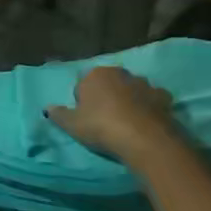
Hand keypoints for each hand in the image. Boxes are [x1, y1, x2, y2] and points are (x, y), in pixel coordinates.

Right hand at [45, 66, 181, 165]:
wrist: (143, 137)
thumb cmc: (100, 126)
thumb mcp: (72, 124)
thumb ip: (59, 114)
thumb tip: (47, 108)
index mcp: (95, 75)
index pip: (82, 85)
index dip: (82, 102)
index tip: (85, 118)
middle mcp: (120, 72)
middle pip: (108, 84)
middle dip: (105, 97)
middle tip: (104, 120)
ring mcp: (144, 83)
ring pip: (130, 90)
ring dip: (127, 100)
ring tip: (125, 123)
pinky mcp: (163, 96)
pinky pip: (151, 100)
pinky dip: (148, 107)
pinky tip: (145, 121)